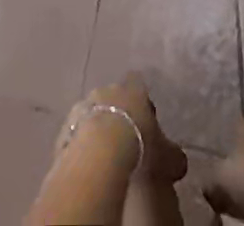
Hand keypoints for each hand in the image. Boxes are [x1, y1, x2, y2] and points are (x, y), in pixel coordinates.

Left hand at [62, 74, 188, 183]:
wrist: (99, 153)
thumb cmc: (139, 145)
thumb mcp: (167, 156)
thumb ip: (173, 155)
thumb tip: (177, 161)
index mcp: (133, 89)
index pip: (137, 81)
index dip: (141, 98)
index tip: (144, 116)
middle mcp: (107, 89)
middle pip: (112, 95)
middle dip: (117, 111)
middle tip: (124, 136)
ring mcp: (83, 105)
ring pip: (92, 111)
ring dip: (96, 125)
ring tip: (104, 152)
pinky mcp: (65, 125)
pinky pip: (76, 131)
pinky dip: (81, 142)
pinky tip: (88, 161)